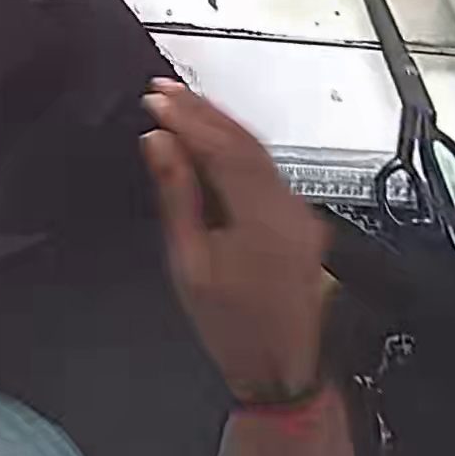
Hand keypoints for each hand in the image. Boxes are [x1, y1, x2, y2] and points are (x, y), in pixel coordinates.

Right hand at [141, 78, 330, 401]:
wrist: (278, 367)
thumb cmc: (231, 322)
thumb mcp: (188, 259)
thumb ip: (175, 193)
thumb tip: (158, 142)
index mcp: (263, 220)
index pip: (223, 149)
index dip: (187, 118)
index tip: (155, 100)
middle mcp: (290, 209)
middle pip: (243, 140)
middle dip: (200, 109)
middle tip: (163, 88)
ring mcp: (298, 210)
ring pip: (256, 147)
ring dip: (216, 120)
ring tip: (180, 99)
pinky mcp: (297, 213)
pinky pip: (263, 163)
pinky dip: (232, 140)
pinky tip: (210, 130)